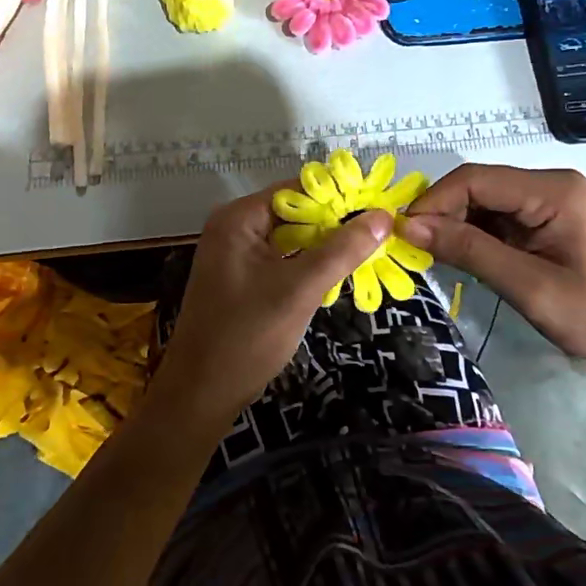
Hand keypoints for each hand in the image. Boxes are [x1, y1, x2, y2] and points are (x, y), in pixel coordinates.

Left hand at [158, 187, 391, 420]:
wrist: (202, 395)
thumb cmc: (247, 336)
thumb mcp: (300, 289)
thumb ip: (343, 250)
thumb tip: (384, 216)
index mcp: (239, 219)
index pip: (296, 189)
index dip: (338, 195)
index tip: (379, 206)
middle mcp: (236, 228)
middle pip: (296, 211)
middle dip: (336, 221)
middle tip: (382, 230)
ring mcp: (238, 254)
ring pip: (293, 237)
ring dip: (327, 244)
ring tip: (371, 248)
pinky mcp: (245, 278)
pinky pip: (285, 258)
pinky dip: (311, 263)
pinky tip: (341, 272)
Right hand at [401, 164, 585, 380]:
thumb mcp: (531, 288)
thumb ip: (471, 251)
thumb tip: (410, 225)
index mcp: (554, 190)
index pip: (475, 178)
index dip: (433, 202)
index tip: (404, 237)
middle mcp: (556, 184)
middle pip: (482, 186)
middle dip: (446, 215)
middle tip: (418, 253)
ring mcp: (560, 202)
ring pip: (493, 203)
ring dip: (463, 227)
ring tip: (441, 261)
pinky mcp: (561, 221)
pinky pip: (510, 218)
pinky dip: (485, 237)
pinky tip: (474, 261)